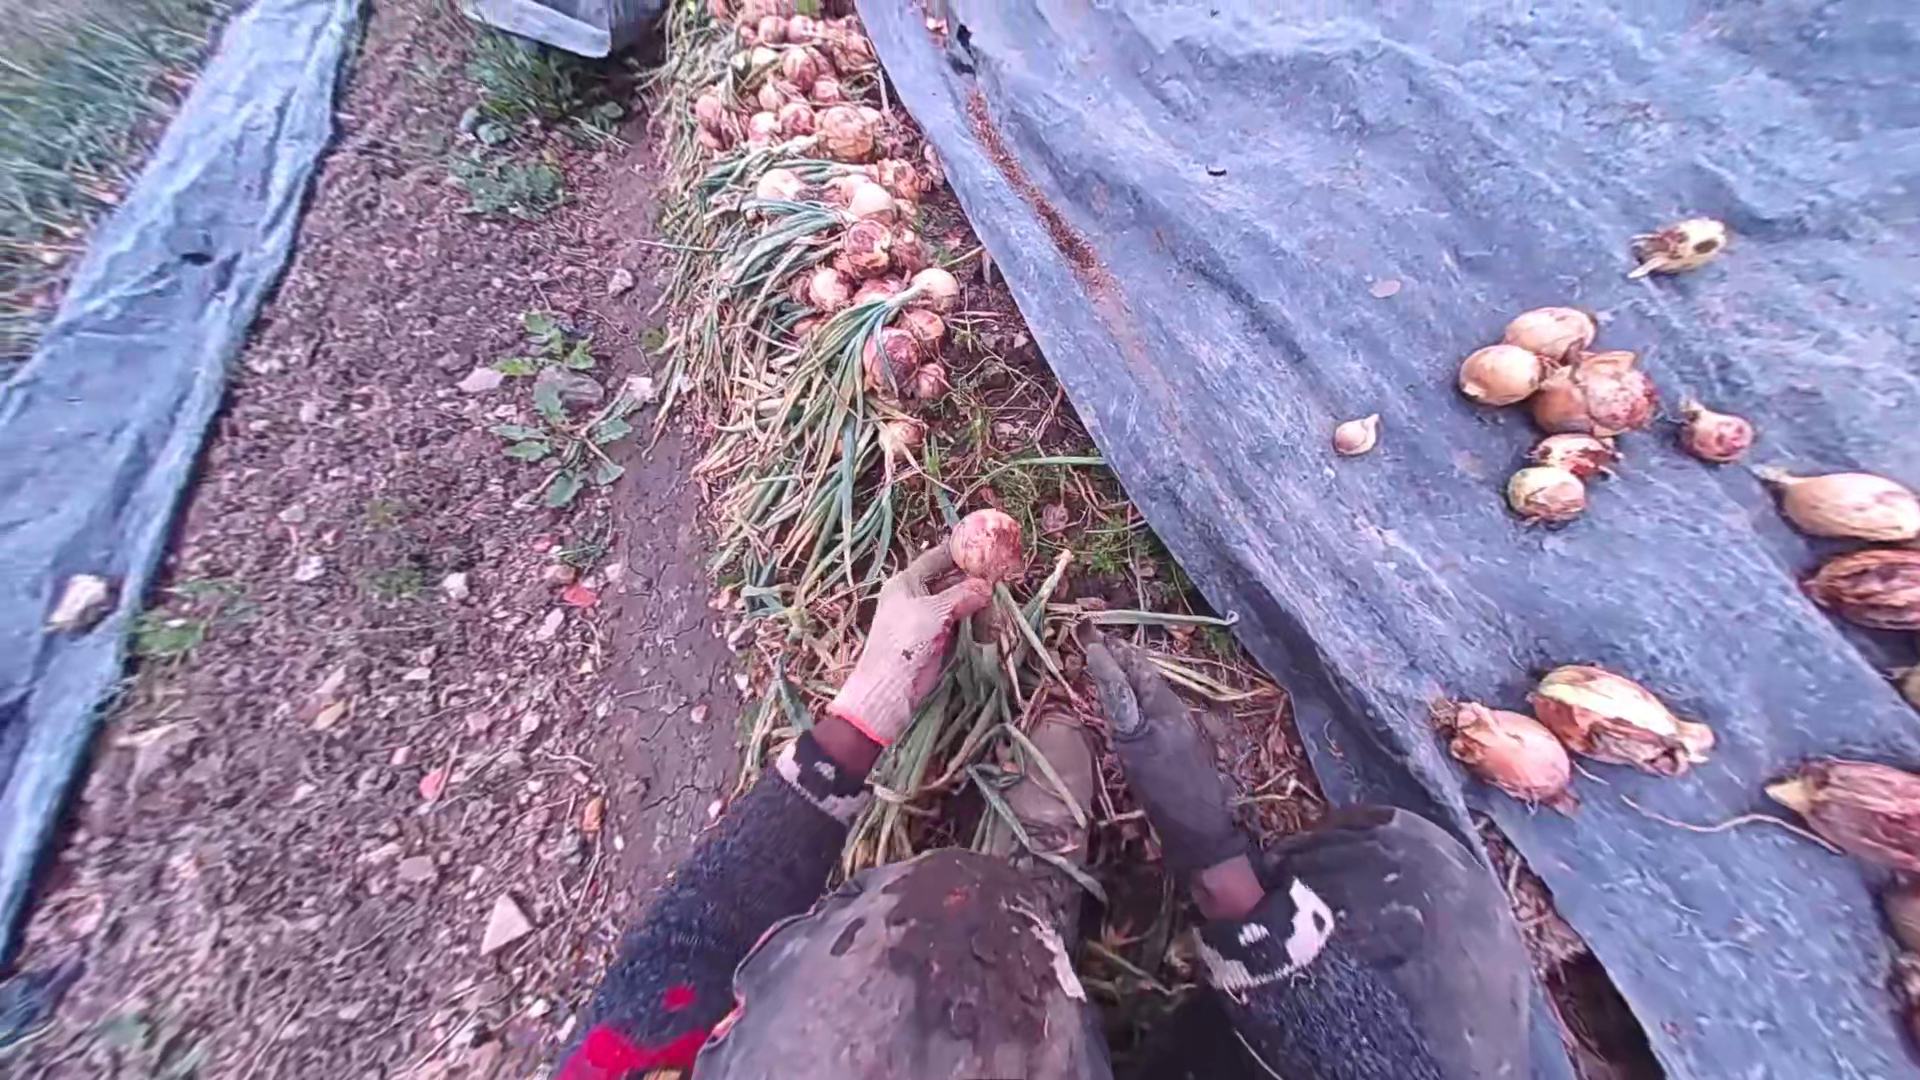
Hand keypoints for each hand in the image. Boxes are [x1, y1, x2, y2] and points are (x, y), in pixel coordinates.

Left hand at [827, 546, 993, 745]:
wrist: (890, 688)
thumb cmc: (904, 642)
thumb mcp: (934, 611)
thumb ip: (961, 594)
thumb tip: (986, 585)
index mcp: (905, 582)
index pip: (935, 558)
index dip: (958, 551)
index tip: (983, 546)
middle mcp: (915, 595)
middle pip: (948, 578)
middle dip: (972, 576)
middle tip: (999, 572)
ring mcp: (926, 616)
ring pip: (956, 599)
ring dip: (975, 597)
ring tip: (998, 593)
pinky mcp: (935, 636)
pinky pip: (958, 619)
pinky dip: (973, 616)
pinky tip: (990, 614)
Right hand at [1085, 633, 1261, 917]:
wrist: (1199, 832)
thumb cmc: (1163, 790)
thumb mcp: (1132, 745)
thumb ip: (1119, 702)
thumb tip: (1103, 665)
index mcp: (1162, 705)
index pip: (1130, 667)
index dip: (1108, 650)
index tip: (1086, 632)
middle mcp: (1173, 707)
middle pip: (1142, 672)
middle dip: (1118, 653)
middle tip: (1093, 638)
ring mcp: (1179, 724)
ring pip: (1149, 686)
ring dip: (1126, 669)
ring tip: (1106, 656)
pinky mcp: (1180, 740)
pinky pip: (1154, 703)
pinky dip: (1135, 690)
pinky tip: (1126, 695)